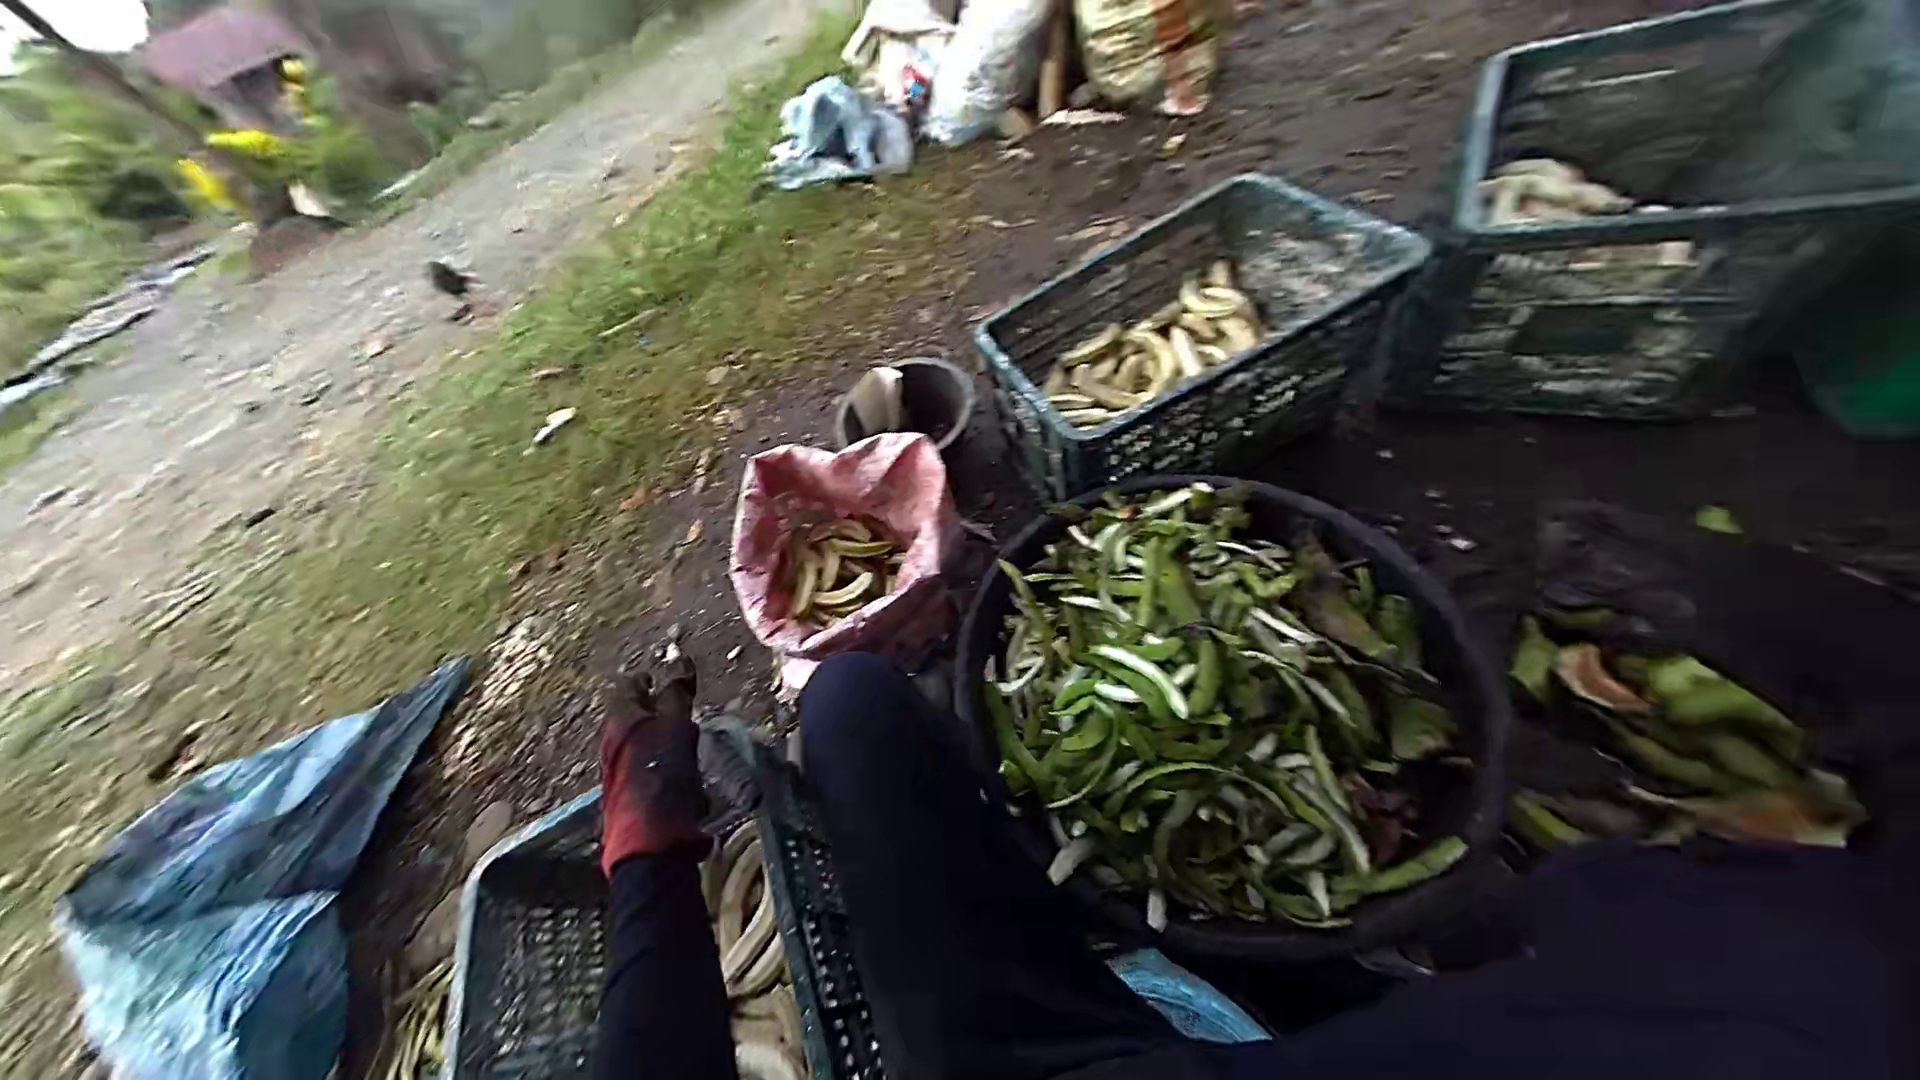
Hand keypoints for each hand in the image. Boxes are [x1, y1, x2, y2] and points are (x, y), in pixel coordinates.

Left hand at [599, 655, 709, 874]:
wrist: (651, 838)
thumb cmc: (663, 773)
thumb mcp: (677, 726)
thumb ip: (677, 693)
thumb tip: (681, 659)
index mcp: (619, 719)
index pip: (630, 684)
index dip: (653, 678)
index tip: (677, 678)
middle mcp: (611, 740)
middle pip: (634, 710)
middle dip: (658, 704)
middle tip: (685, 703)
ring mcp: (617, 766)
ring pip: (640, 735)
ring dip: (661, 730)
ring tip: (687, 732)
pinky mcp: (628, 787)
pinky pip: (644, 758)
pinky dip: (661, 752)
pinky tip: (679, 762)